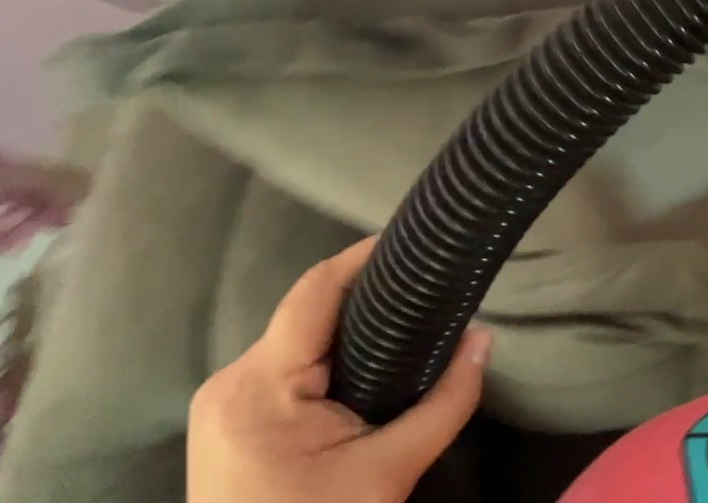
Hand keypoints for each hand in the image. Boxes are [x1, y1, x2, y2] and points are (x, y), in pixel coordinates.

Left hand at [187, 238, 491, 502]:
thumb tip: (484, 337)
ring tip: (414, 322)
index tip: (419, 237)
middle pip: (311, 311)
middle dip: (373, 297)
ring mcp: (223, 401)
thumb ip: (447, 399)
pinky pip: (290, 363)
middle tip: (432, 288)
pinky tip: (373, 361)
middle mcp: (231, 382)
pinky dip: (334, 354)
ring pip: (302, 337)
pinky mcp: (230, 418)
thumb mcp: (392, 469)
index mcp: (259, 388)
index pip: (316, 291)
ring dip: (355, 328)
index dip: (366, 255)